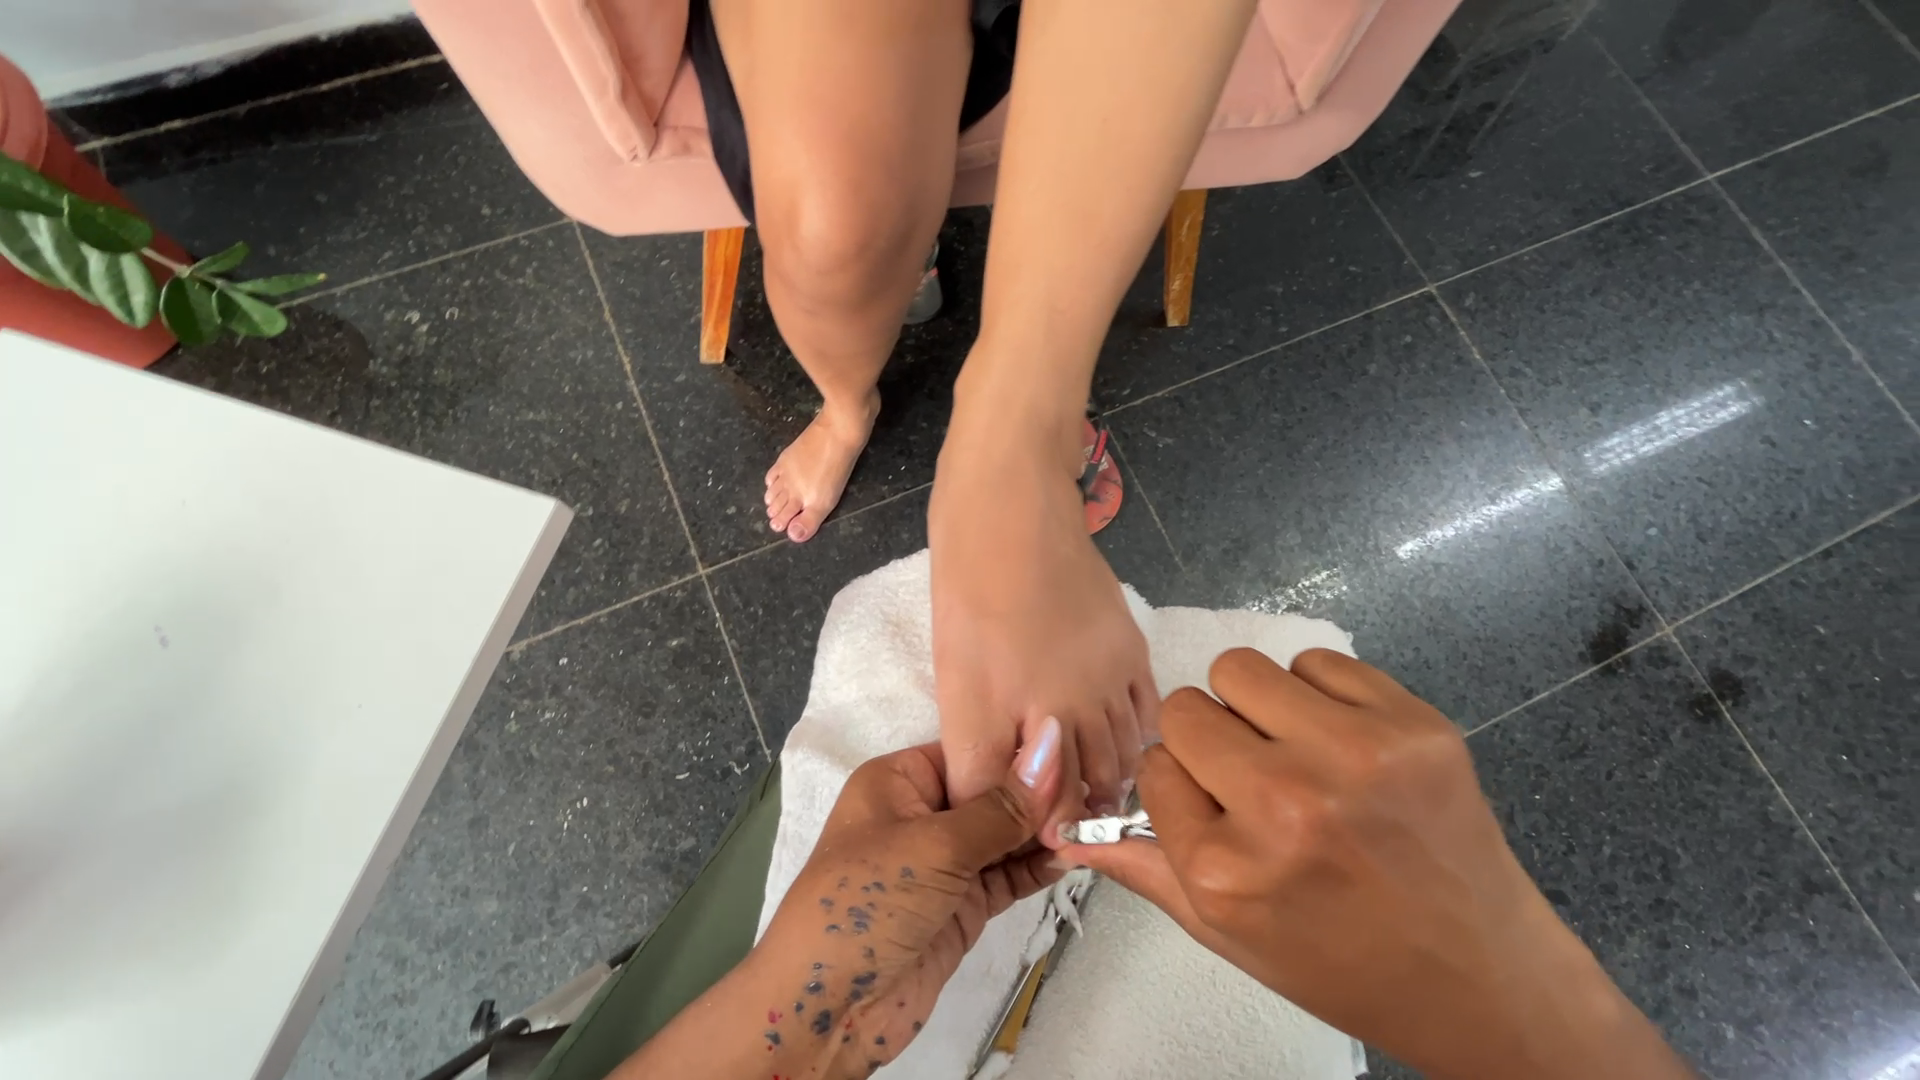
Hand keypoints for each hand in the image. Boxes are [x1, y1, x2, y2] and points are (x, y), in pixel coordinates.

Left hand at [747, 723, 1065, 1078]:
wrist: (834, 1007)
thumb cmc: (870, 899)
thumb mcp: (936, 844)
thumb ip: (1002, 805)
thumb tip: (1055, 744)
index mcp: (899, 781)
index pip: (969, 751)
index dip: (1018, 752)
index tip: (1075, 748)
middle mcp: (920, 814)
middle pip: (990, 794)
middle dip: (1038, 796)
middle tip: (1096, 789)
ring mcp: (942, 863)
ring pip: (1003, 837)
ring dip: (1043, 833)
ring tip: (1096, 821)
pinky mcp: (961, 905)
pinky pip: (1006, 876)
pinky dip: (1037, 868)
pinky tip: (1074, 855)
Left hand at [929, 395, 1156, 847]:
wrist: (1011, 507)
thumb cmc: (971, 596)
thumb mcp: (958, 682)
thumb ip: (978, 755)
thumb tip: (986, 812)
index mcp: (1048, 724)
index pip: (1053, 806)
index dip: (1043, 835)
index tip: (1033, 853)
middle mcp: (1096, 708)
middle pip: (1096, 782)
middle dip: (1080, 813)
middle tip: (1066, 835)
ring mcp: (1120, 672)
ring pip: (1124, 750)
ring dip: (1110, 780)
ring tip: (1095, 801)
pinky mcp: (1130, 641)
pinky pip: (1145, 707)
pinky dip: (1136, 736)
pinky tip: (1127, 744)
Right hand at [1066, 649, 1692, 1079]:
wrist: (1484, 979)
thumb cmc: (1338, 963)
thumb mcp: (1227, 933)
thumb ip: (1143, 869)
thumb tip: (1061, 833)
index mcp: (1226, 866)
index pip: (1152, 767)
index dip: (1179, 787)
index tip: (1217, 812)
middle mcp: (1283, 801)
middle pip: (1185, 710)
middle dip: (1207, 742)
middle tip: (1253, 778)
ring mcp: (1355, 754)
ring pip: (1242, 669)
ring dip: (1254, 707)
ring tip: (1296, 752)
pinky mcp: (1412, 722)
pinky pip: (1317, 661)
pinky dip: (1317, 694)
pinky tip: (1345, 744)